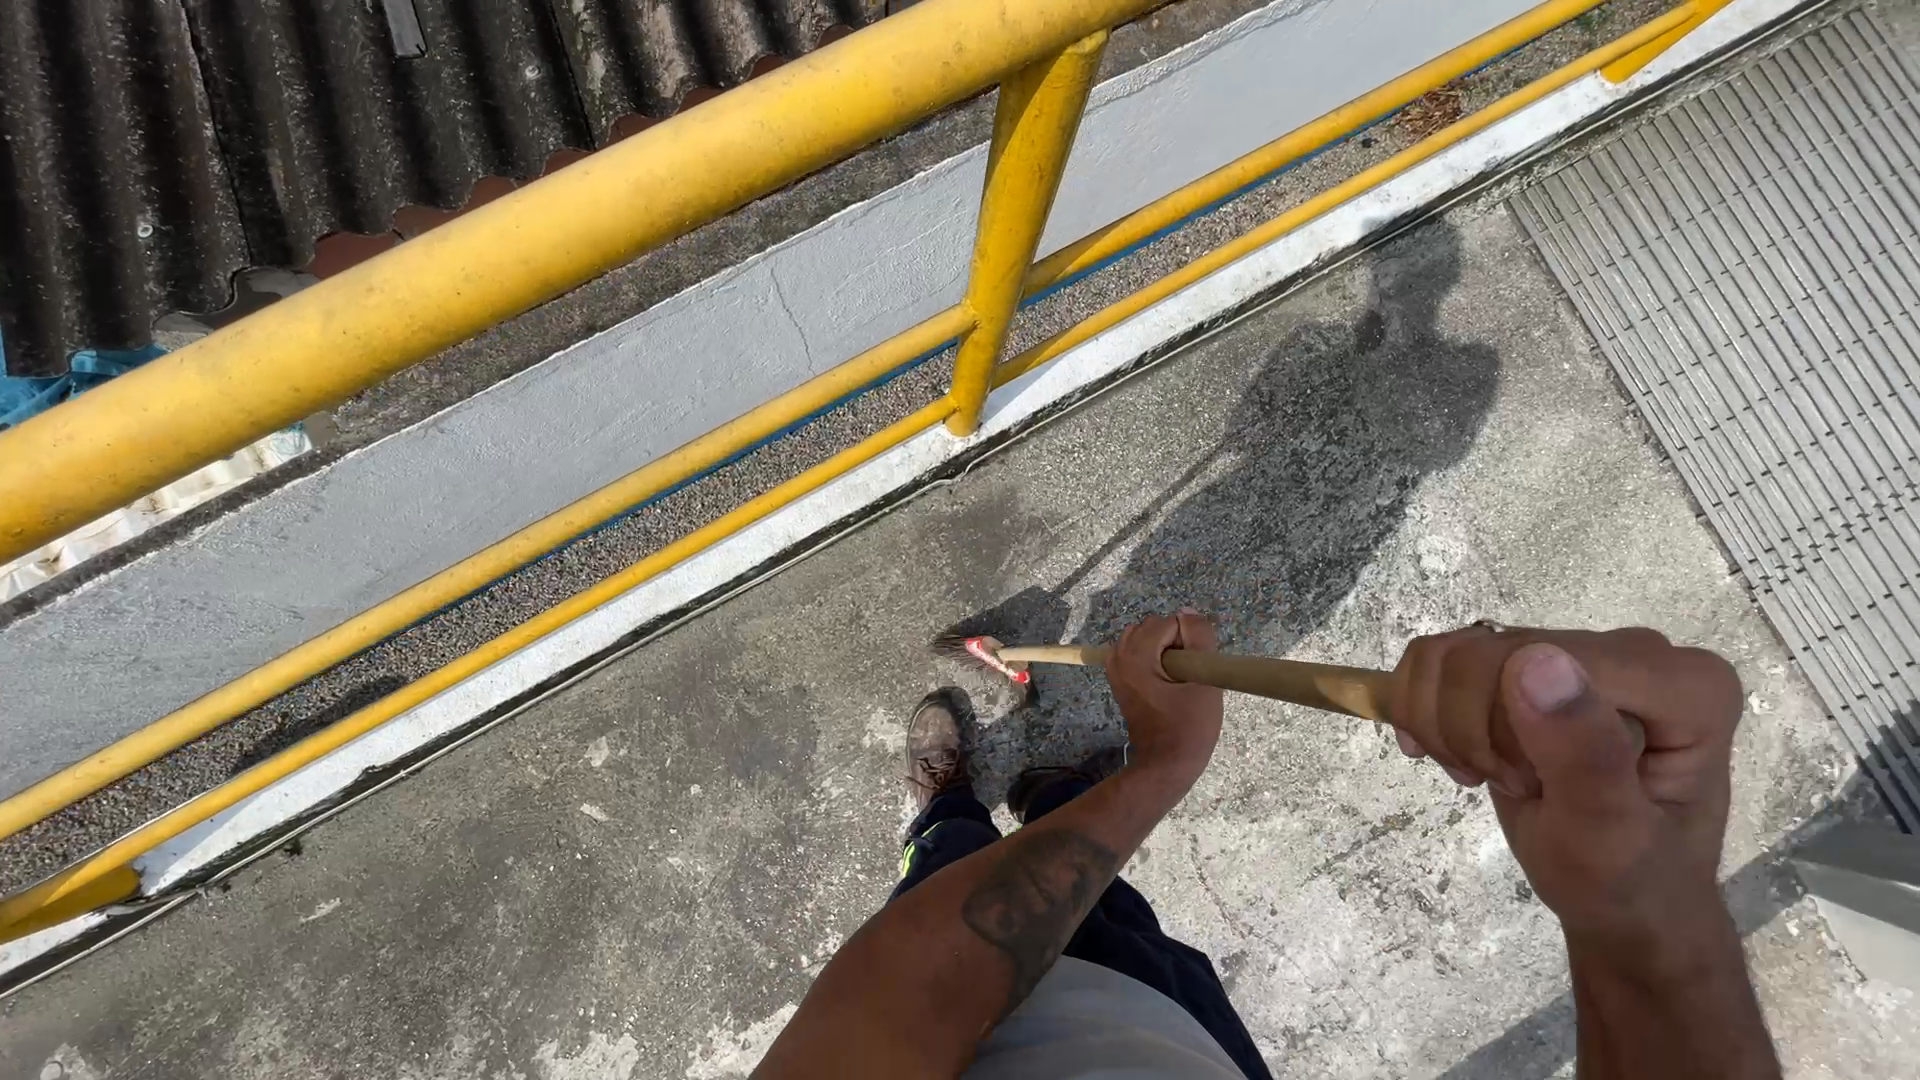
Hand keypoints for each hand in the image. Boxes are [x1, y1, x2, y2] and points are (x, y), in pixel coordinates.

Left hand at [1106, 611, 1223, 785]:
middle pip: (1153, 627)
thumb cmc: (1189, 727)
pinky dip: (1154, 658)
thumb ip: (1199, 640)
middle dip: (1175, 642)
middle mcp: (1118, 656)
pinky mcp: (1118, 678)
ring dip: (1165, 650)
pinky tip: (1167, 682)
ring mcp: (1114, 668)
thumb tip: (1188, 611)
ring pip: (1145, 637)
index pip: (1169, 623)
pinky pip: (1138, 651)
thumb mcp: (1204, 681)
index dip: (1189, 642)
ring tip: (1179, 679)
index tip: (1195, 671)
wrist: (1166, 764)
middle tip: (1188, 675)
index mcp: (1135, 655)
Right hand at [1390, 625, 1743, 948]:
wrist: (1619, 901)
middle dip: (1466, 730)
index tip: (1521, 785)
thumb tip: (1536, 660)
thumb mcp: (1607, 834)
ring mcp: (1572, 652)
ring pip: (1446, 656)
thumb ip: (1583, 751)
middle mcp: (1631, 651)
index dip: (1498, 723)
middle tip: (1504, 784)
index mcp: (1679, 684)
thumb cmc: (1625, 880)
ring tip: (1485, 773)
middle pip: (1484, 654)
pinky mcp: (1524, 661)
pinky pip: (1433, 660)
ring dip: (1440, 725)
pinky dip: (1419, 711)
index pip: (1538, 659)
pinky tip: (1452, 754)